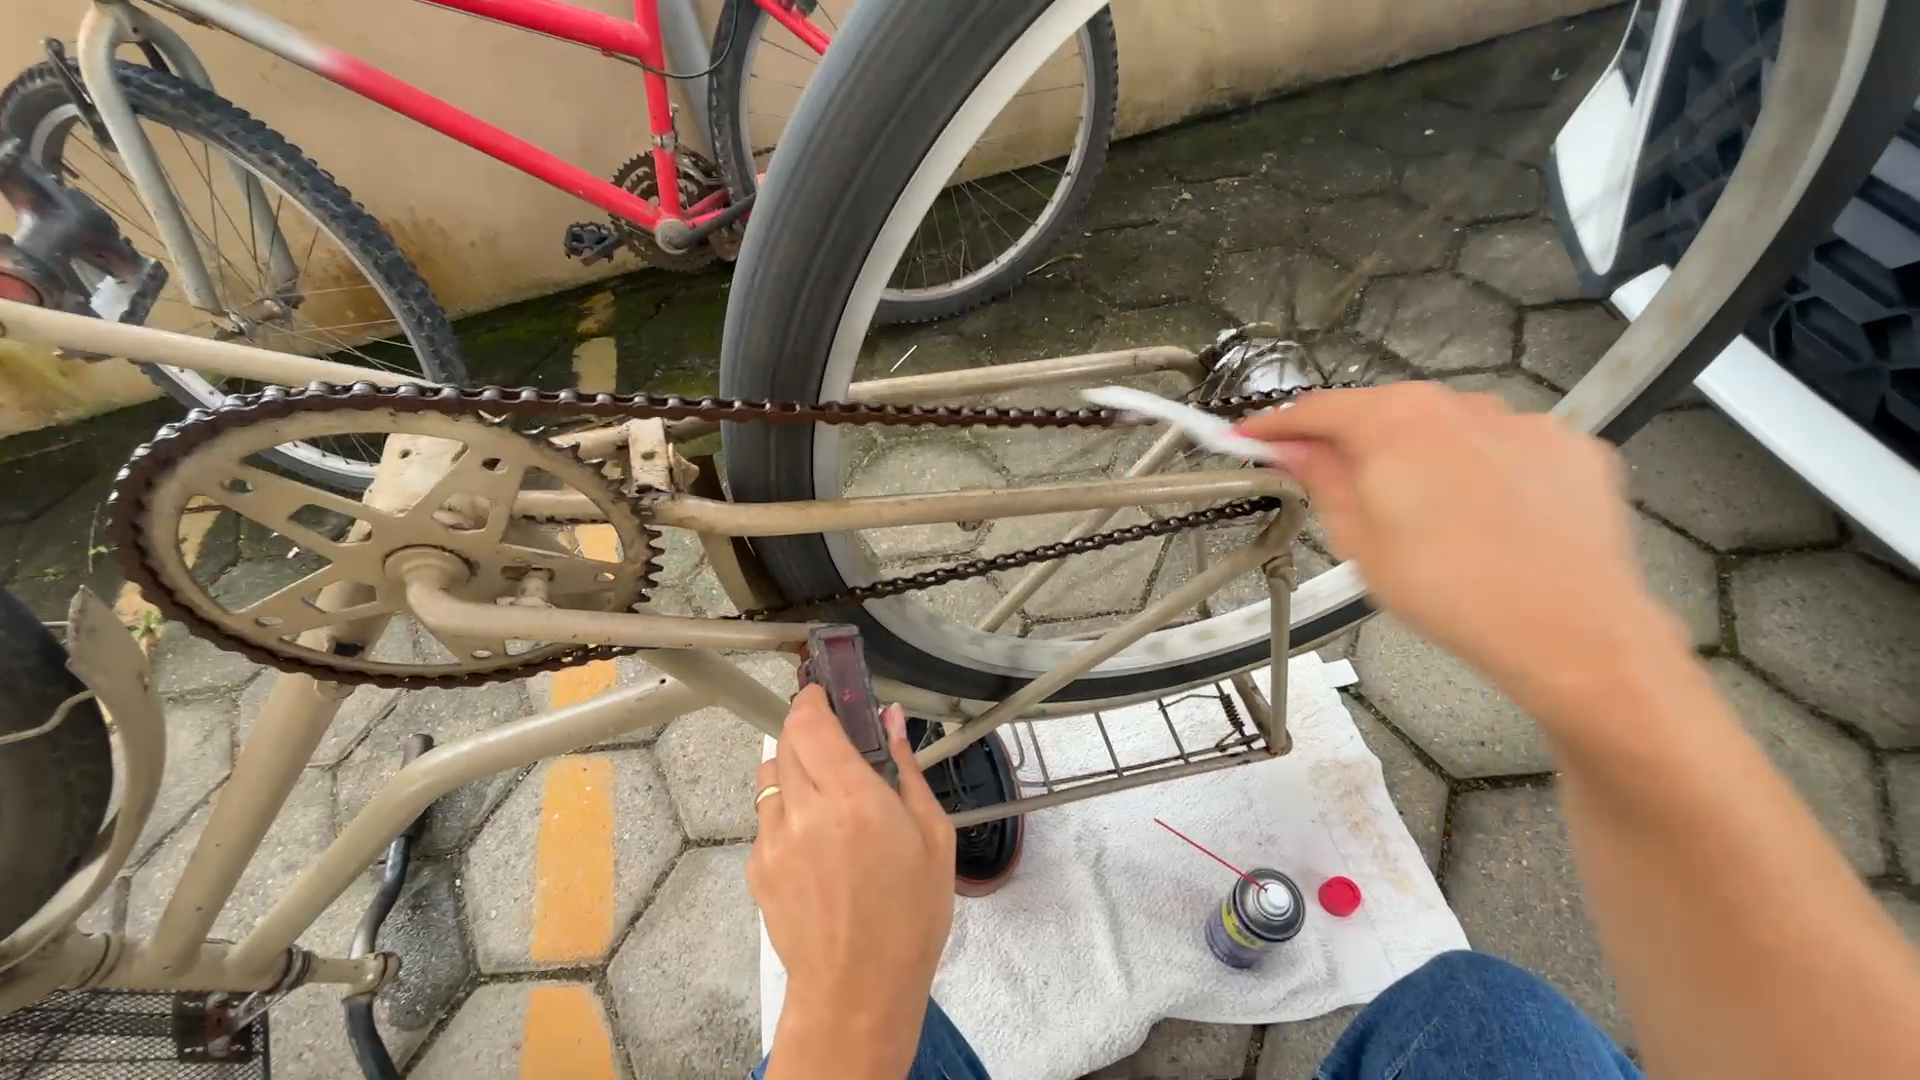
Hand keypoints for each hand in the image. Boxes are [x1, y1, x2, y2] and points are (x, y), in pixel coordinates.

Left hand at [751, 685, 955, 1079]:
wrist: (858, 991)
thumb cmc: (910, 915)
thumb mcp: (932, 837)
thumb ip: (907, 769)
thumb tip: (893, 718)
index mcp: (853, 800)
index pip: (810, 724)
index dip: (812, 699)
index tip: (824, 693)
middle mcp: (804, 812)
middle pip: (787, 741)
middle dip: (809, 730)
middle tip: (838, 743)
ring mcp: (772, 841)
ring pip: (771, 776)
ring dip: (795, 768)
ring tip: (827, 794)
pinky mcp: (756, 867)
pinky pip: (766, 816)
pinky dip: (786, 809)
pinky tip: (816, 840)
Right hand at [1237, 383, 1668, 709]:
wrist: (1567, 629)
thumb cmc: (1455, 591)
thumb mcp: (1357, 538)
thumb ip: (1320, 479)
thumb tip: (1294, 450)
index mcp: (1397, 424)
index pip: (1317, 410)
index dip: (1276, 426)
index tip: (1254, 438)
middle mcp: (1460, 408)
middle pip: (1383, 413)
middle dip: (1349, 444)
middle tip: (1326, 481)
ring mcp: (1521, 424)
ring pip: (1443, 429)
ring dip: (1415, 457)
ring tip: (1415, 515)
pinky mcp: (1568, 449)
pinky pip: (1501, 447)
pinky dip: (1476, 470)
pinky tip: (1475, 516)